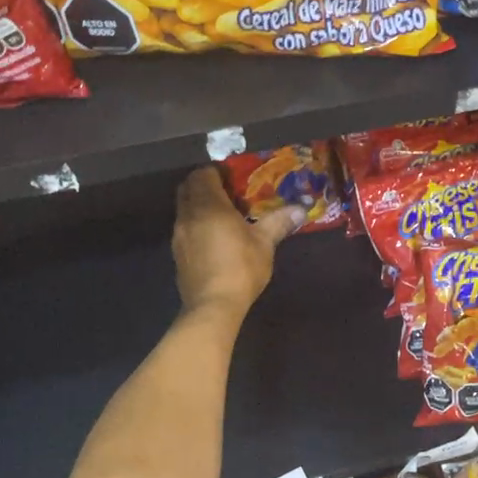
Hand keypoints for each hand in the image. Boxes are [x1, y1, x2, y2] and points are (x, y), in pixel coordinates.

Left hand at [173, 167, 303, 319]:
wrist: (212, 305)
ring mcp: (178, 234)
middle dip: (204, 185)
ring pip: (184, 208)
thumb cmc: (240, 269)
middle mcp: (188, 215)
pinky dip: (195, 224)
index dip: (217, 172)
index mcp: (209, 205)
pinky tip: (213, 238)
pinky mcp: (177, 252)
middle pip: (188, 188)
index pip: (203, 174)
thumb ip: (279, 222)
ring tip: (222, 216)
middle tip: (227, 193)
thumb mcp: (264, 243)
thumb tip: (300, 209)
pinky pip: (184, 227)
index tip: (234, 178)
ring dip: (198, 205)